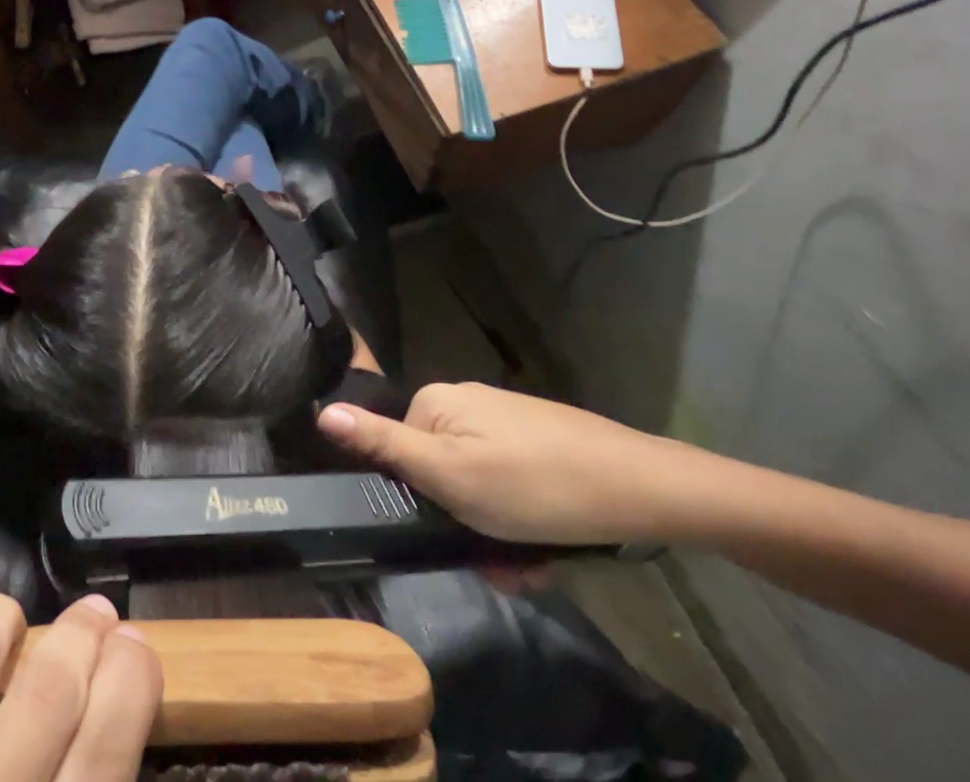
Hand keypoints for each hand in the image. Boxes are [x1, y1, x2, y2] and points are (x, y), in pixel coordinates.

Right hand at [317, 382, 703, 543]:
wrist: (646, 490)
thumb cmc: (536, 485)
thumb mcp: (448, 476)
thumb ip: (383, 446)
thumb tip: (323, 412)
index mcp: (438, 402)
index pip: (397, 454)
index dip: (417, 503)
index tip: (447, 537)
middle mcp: (469, 404)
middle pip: (440, 476)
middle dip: (462, 527)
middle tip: (497, 564)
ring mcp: (509, 423)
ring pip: (477, 490)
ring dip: (494, 536)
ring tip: (528, 567)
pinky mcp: (542, 442)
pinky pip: (511, 488)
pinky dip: (520, 523)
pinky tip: (545, 551)